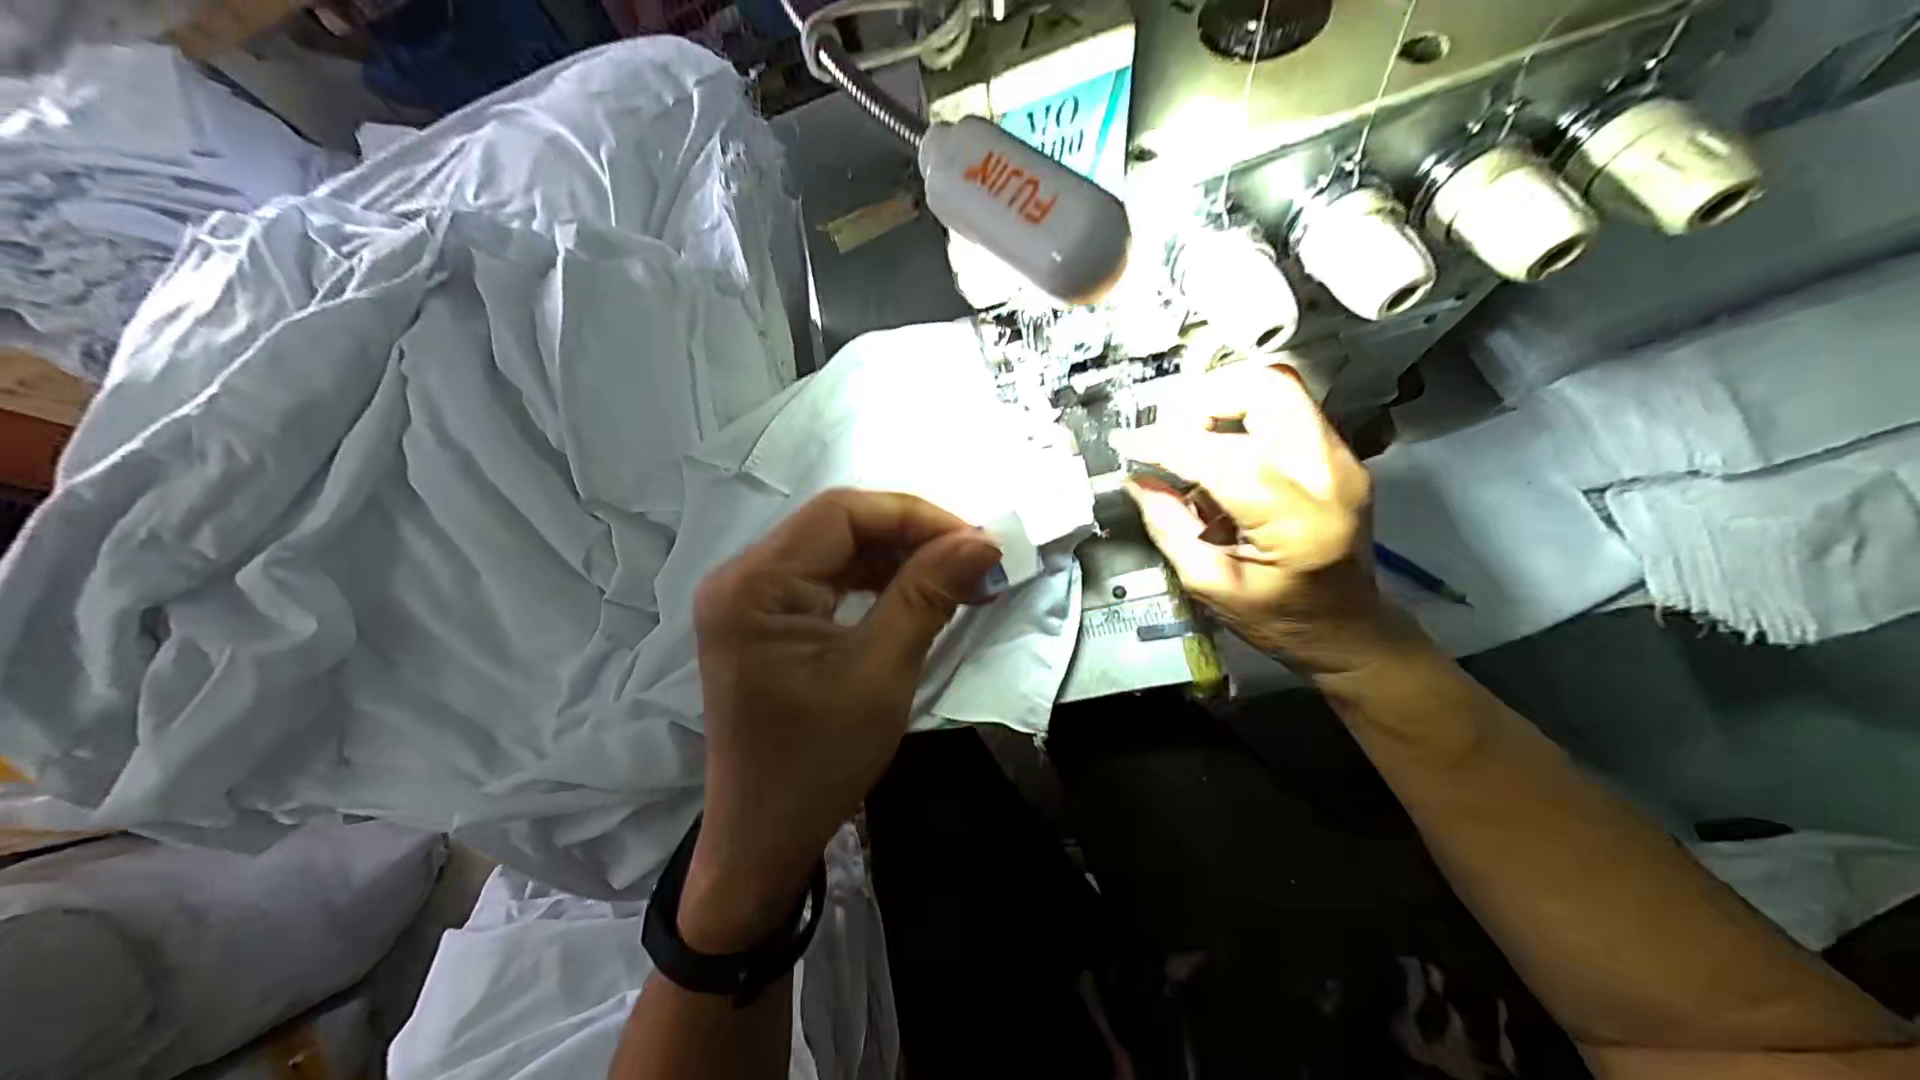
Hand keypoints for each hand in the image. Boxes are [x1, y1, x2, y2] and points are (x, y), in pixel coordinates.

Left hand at [681, 490, 1001, 950]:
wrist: (764, 837)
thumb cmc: (818, 762)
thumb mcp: (880, 674)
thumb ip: (927, 596)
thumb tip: (982, 542)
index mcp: (755, 585)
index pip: (841, 513)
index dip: (914, 516)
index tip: (975, 541)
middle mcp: (741, 578)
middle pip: (836, 526)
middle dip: (909, 536)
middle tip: (973, 559)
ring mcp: (748, 599)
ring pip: (834, 550)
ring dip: (895, 558)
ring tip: (955, 574)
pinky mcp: (763, 620)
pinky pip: (824, 580)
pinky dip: (873, 581)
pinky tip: (915, 592)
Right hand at [1113, 363, 1429, 678]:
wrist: (1349, 629)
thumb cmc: (1280, 619)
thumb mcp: (1211, 584)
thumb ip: (1170, 528)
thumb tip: (1137, 481)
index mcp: (1299, 525)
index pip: (1229, 458)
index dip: (1171, 445)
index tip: (1129, 447)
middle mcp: (1331, 476)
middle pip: (1269, 391)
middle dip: (1206, 399)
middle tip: (1167, 430)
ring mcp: (1342, 458)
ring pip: (1280, 387)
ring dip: (1224, 401)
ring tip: (1189, 434)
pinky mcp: (1339, 453)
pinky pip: (1286, 407)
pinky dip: (1242, 414)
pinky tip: (1218, 447)